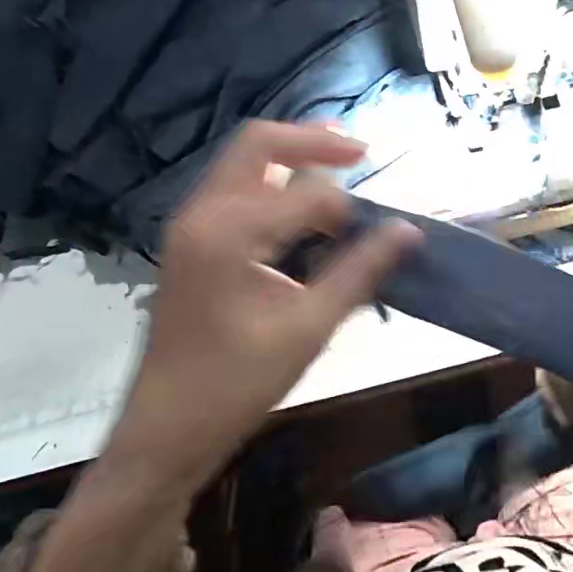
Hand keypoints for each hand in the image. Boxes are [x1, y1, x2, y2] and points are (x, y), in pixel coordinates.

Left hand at [125, 120, 420, 463]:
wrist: (164, 431)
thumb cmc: (236, 385)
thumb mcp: (308, 328)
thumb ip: (360, 272)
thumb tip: (408, 231)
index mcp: (227, 231)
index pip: (306, 193)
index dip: (350, 207)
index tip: (383, 229)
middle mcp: (202, 213)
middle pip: (259, 143)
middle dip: (313, 141)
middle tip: (360, 152)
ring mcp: (191, 226)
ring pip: (245, 164)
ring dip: (292, 160)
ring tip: (340, 170)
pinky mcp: (192, 243)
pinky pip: (236, 191)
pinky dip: (275, 186)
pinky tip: (304, 211)